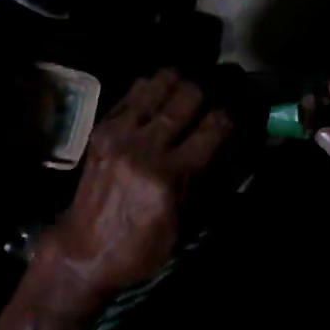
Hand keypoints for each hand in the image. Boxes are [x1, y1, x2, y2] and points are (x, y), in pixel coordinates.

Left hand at [42, 69, 233, 299]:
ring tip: (198, 82)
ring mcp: (119, 132)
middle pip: (191, 93)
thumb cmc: (143, 246)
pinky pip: (136, 90)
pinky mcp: (103, 126)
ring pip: (161, 81)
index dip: (238, 113)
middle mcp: (144, 147)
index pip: (216, 125)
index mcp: (169, 176)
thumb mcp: (188, 223)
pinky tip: (167, 93)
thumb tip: (239, 139)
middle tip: (229, 81)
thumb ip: (213, 176)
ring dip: (186, 77)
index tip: (245, 109)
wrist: (84, 251)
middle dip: (217, 83)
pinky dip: (157, 86)